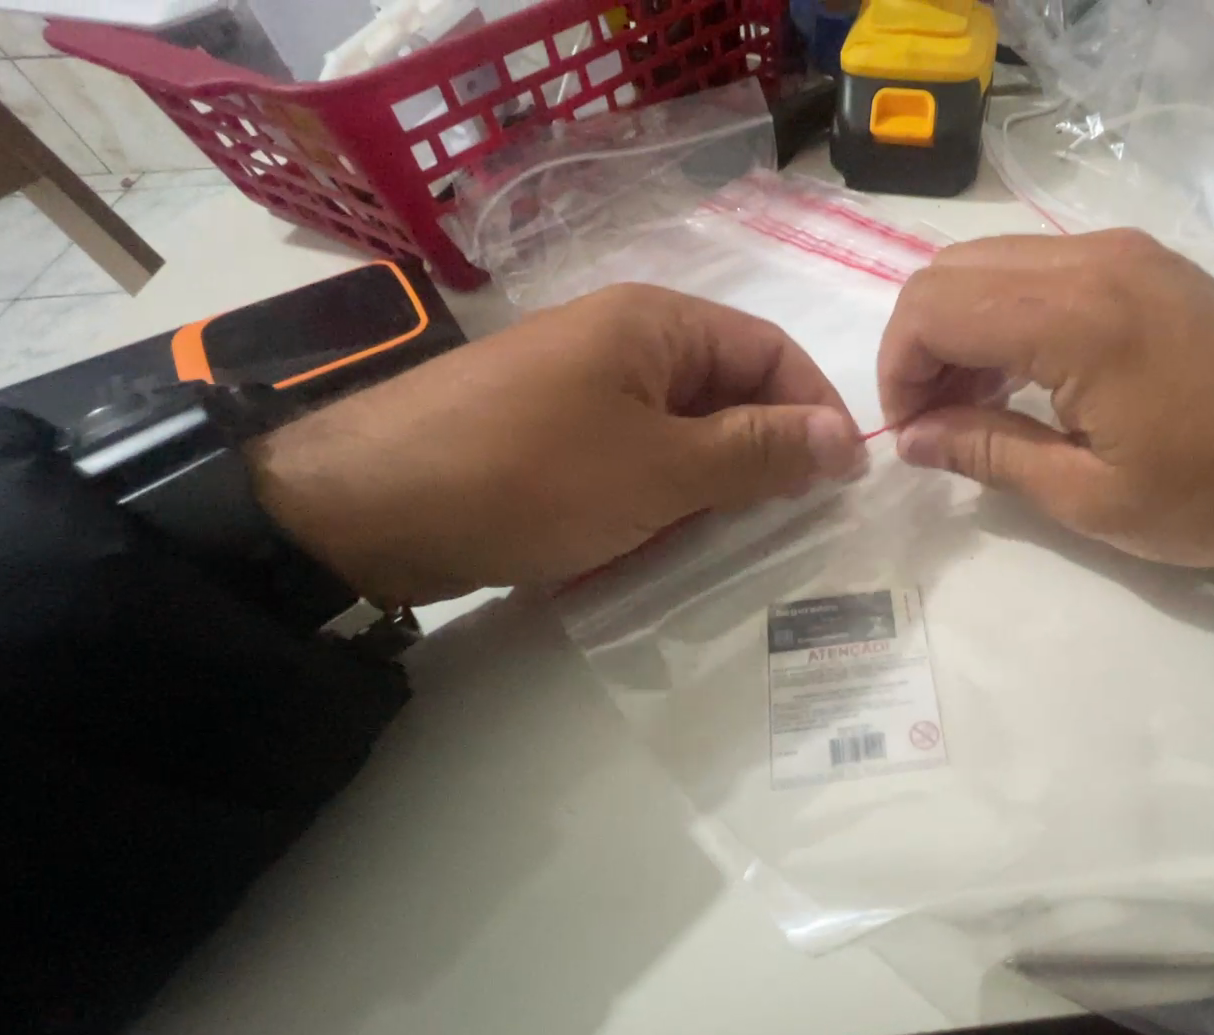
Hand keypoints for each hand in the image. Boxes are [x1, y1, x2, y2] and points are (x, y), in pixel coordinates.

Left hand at [251, 285, 866, 603]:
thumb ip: (760, 450)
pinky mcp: (560, 432)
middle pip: (731, 389)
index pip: (772, 353)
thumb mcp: (665, 468)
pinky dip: (670, 491)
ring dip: (719, 477)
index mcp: (658, 324)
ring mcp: (588, 387)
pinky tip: (668, 531)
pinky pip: (643, 453)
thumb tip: (846, 440)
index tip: (845, 477)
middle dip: (769, 449)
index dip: (818, 410)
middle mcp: (627, 341)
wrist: (366, 510)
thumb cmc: (534, 475)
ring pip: (689, 428)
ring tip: (729, 530)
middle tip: (790, 514)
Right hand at [878, 230, 1213, 573]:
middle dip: (920, 346)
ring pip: (991, 264)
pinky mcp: (1144, 263)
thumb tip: (910, 438)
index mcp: (1074, 318)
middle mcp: (1091, 259)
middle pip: (951, 272)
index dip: (899, 370)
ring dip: (961, 328)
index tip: (912, 434)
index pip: (932, 307)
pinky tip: (1023, 376)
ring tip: (974, 405)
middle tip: (936, 422)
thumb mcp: (1088, 495)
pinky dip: (1006, 315)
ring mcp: (1122, 251)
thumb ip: (986, 451)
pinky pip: (1040, 270)